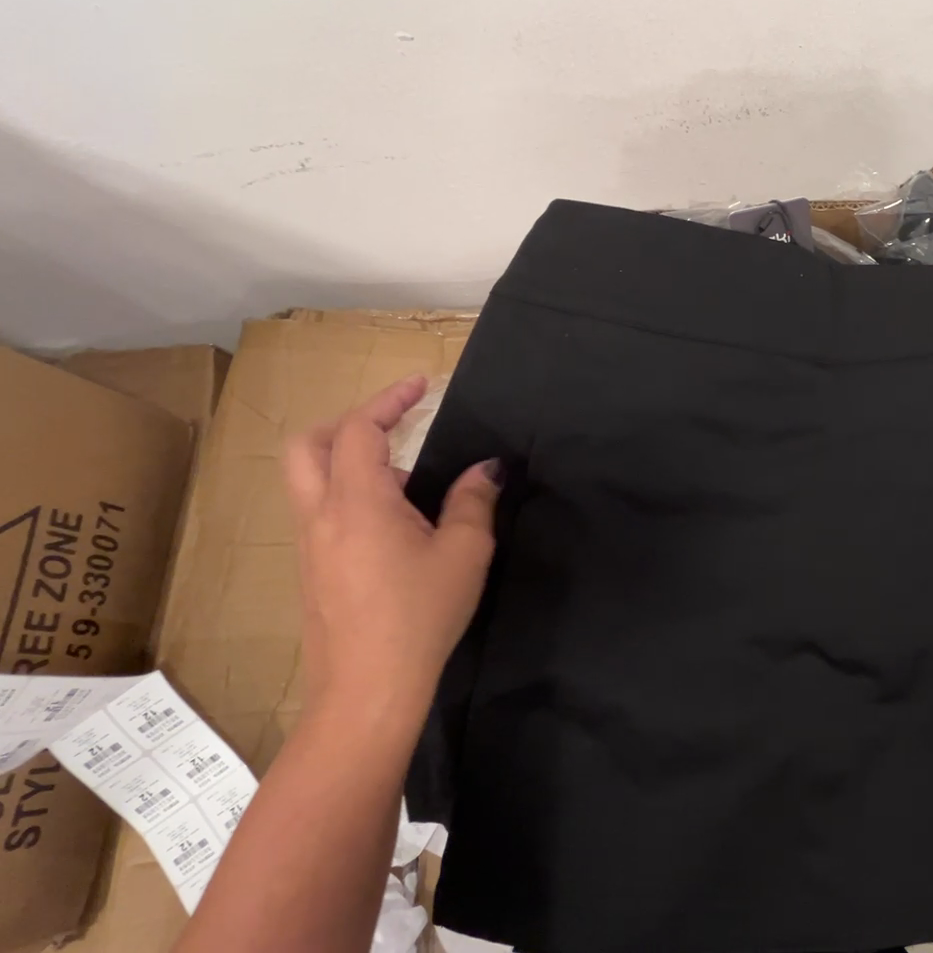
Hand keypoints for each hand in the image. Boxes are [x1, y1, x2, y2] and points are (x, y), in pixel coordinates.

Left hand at [284, 374, 498, 718]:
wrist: (369, 685)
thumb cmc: (422, 613)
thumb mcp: (465, 552)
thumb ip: (472, 501)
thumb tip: (486, 468)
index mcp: (358, 503)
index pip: (358, 431)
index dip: (388, 401)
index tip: (422, 386)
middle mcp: (322, 515)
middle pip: (308, 446)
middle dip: (347, 420)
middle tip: (394, 419)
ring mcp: (311, 543)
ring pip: (309, 478)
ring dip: (346, 454)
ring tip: (403, 463)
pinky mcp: (314, 568)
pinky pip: (322, 508)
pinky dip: (349, 488)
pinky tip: (395, 513)